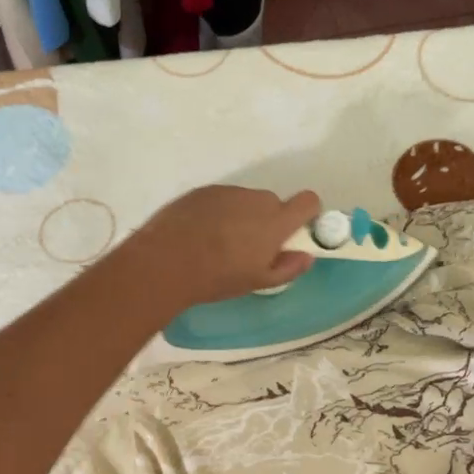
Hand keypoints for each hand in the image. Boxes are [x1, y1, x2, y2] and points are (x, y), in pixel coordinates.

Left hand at [129, 186, 321, 306]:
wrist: (165, 261)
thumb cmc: (218, 276)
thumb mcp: (257, 281)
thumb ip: (288, 267)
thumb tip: (306, 256)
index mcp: (275, 221)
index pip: (308, 201)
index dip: (307, 213)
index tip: (295, 231)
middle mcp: (255, 199)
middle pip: (274, 203)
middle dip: (269, 221)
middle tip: (250, 247)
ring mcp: (227, 192)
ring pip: (246, 201)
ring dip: (242, 216)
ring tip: (219, 242)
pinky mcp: (202, 191)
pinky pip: (221, 199)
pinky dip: (218, 212)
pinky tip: (200, 233)